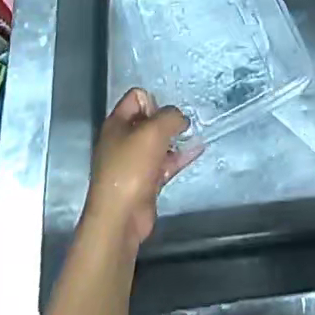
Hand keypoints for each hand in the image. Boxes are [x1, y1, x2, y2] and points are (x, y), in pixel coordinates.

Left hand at [83, 88, 202, 246]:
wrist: (120, 216)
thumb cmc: (131, 167)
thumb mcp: (152, 132)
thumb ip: (169, 117)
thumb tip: (180, 118)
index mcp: (117, 122)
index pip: (136, 97)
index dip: (154, 102)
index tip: (166, 118)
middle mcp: (123, 139)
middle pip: (148, 120)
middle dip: (167, 121)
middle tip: (183, 127)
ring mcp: (133, 162)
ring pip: (157, 143)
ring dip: (175, 139)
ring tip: (193, 136)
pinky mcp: (145, 181)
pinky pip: (164, 162)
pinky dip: (179, 157)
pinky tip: (196, 151)